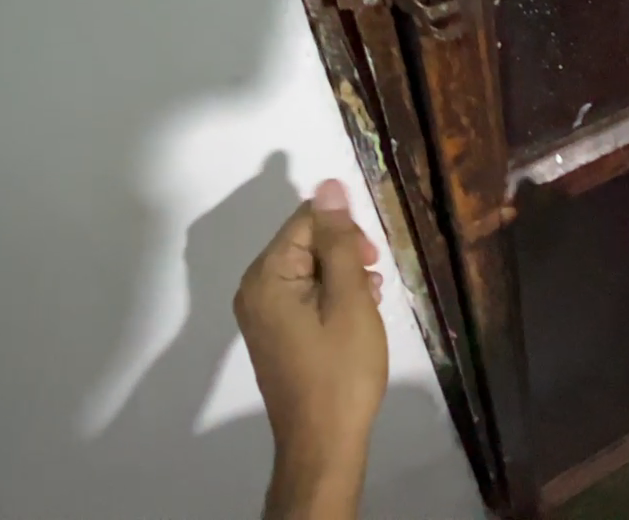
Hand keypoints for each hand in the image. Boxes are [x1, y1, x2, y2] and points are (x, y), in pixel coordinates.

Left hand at [235, 179, 388, 519]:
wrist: (323, 445)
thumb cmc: (341, 369)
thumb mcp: (349, 297)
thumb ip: (339, 239)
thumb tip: (328, 184)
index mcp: (267, 275)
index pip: (307, 220)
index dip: (344, 231)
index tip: (372, 259)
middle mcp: (255, 288)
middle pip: (306, 241)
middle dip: (344, 252)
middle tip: (373, 280)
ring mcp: (262, 313)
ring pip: (310, 268)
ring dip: (344, 275)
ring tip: (369, 300)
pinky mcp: (274, 332)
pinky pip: (305, 293)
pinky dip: (333, 296)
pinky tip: (357, 314)